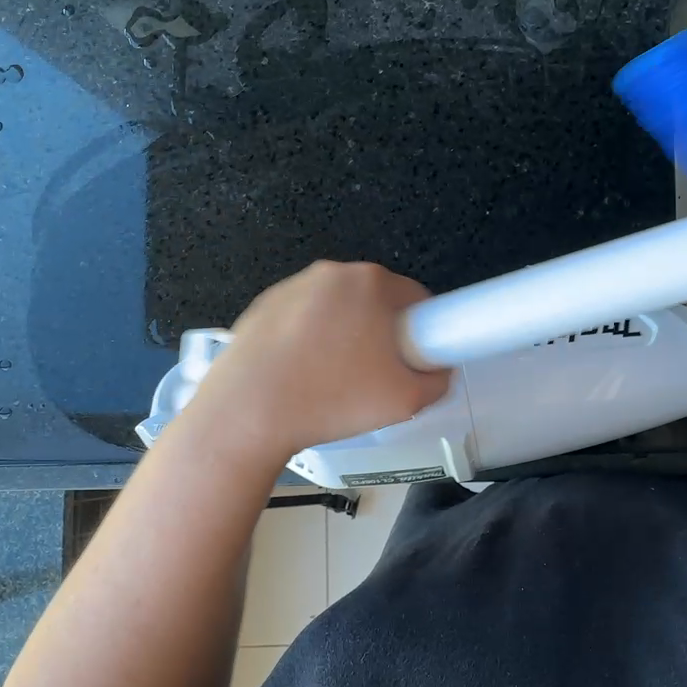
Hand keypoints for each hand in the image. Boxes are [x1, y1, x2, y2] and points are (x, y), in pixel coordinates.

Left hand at [186, 261, 452, 457]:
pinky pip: (303, 321)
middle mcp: (332, 272)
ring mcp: (291, 286)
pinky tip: (300, 378)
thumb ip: (439, 379)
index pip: (417, 300)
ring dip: (345, 338)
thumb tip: (438, 367)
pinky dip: (309, 343)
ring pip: (338, 312)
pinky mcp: (261, 306)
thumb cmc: (333, 400)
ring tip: (333, 383)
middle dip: (382, 335)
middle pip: (376, 302)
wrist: (246, 413)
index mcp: (371, 282)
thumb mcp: (408, 401)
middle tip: (375, 379)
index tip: (410, 366)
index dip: (422, 334)